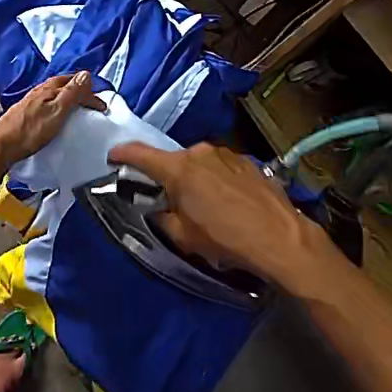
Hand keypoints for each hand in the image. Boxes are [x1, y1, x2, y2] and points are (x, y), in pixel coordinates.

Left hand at [0, 71, 102, 166]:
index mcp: (49, 89)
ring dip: (67, 96)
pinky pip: (46, 103)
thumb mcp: (57, 112)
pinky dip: (56, 105)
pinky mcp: (24, 114)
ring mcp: (30, 102)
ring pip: (53, 93)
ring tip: (76, 106)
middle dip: (78, 88)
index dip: (91, 93)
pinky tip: (55, 115)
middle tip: (90, 99)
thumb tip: (86, 75)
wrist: (0, 147)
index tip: (101, 106)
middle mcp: (38, 92)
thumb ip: (72, 93)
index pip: (75, 83)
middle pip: (63, 84)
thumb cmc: (29, 131)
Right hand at [106, 141, 342, 292]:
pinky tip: (227, 202)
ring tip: (205, 206)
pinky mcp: (247, 161)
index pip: (141, 154)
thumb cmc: (226, 238)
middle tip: (171, 202)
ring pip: (200, 164)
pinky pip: (221, 167)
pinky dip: (217, 180)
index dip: (123, 155)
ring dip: (196, 179)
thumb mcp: (184, 236)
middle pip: (174, 161)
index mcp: (180, 168)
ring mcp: (227, 154)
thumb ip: (164, 218)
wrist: (278, 236)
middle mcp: (202, 152)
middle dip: (169, 178)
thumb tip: (160, 209)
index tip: (113, 156)